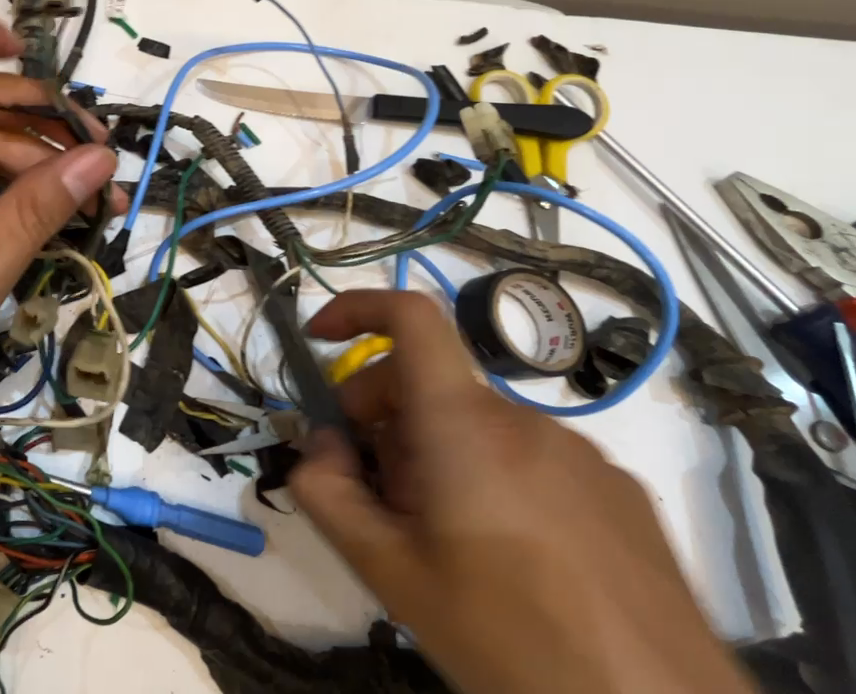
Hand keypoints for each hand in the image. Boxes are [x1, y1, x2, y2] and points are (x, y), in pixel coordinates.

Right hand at [289, 290, 754, 693]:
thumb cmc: (503, 633)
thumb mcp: (383, 568)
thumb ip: (325, 489)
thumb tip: (321, 443)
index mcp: (464, 425)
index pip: (411, 317)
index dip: (356, 307)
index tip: (319, 339)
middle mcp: (526, 422)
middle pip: (430, 382)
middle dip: (379, 415)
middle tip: (371, 490)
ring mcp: (583, 456)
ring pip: (476, 425)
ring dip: (434, 453)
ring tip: (439, 535)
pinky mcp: (621, 493)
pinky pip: (530, 458)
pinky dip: (489, 476)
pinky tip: (503, 554)